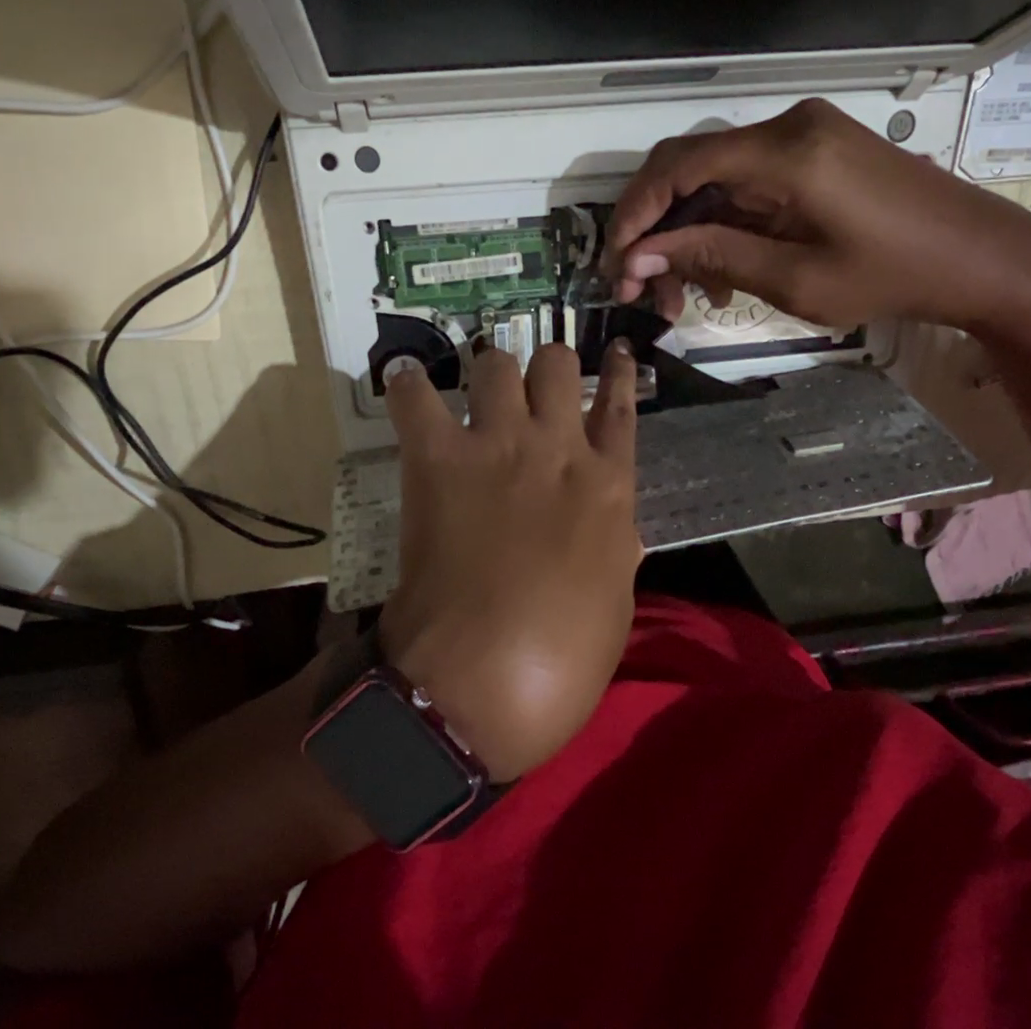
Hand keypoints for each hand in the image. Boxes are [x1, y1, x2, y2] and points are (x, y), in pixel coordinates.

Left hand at [377, 341, 642, 781]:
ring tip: (474, 391)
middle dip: (544, 368)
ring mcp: (499, 447)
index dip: (618, 373)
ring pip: (497, 363)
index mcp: (610, 489)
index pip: (622, 408)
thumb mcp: (614, 600)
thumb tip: (608, 527)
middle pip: (557, 365)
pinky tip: (407, 384)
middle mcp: (560, 450)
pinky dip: (408, 386)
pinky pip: (416, 395)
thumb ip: (612, 548)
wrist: (487, 680)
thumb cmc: (562, 660)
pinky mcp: (439, 459)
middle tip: (526, 390)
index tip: (614, 351)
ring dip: (487, 373)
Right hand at [604, 97, 1030, 332]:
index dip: (637, 212)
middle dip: (656, 229)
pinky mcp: (813, 153)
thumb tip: (639, 256)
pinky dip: (723, 227)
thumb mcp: (794, 280)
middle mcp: (788, 128)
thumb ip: (713, 257)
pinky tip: (719, 276)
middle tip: (639, 288)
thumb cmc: (891, 277)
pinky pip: (746, 184)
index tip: (615, 263)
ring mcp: (803, 136)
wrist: (975, 257)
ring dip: (688, 235)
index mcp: (786, 154)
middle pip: (690, 167)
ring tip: (679, 298)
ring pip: (714, 180)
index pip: (681, 165)